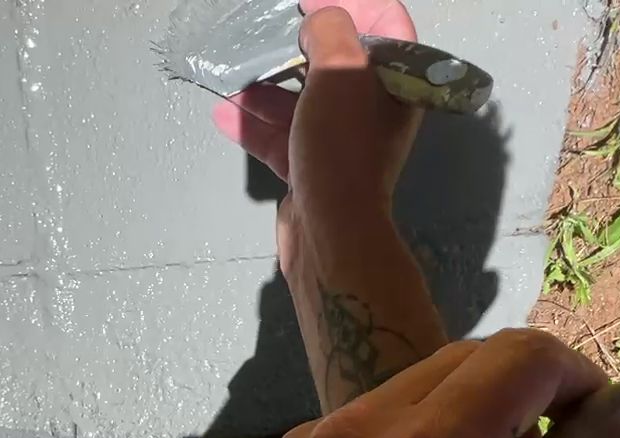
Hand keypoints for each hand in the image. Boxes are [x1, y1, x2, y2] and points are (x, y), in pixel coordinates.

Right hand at [211, 0, 422, 266]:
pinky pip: (280, 138)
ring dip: (265, 88)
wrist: (328, 232)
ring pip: (300, 103)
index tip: (308, 3)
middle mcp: (370, 110)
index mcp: (396, 81)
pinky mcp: (308, 171)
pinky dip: (253, 126)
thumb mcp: (339, 72)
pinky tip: (224, 113)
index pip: (383, 23)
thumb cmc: (342, 147)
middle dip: (297, 48)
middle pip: (334, 64)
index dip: (349, 4)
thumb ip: (328, 31)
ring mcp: (337, 143)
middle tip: (268, 32)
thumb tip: (317, 20)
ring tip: (234, 73)